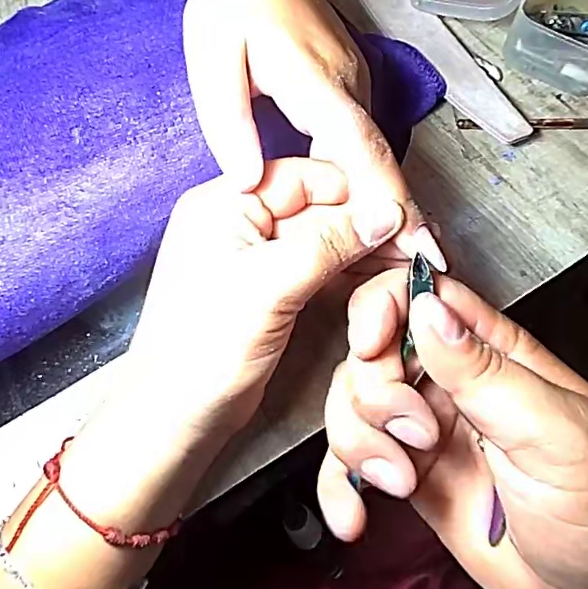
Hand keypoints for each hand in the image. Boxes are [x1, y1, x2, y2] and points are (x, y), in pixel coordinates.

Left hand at [103, 158, 407, 458]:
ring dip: (360, 254)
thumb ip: (328, 243)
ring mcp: (252, 253)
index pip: (304, 176)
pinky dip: (346, 274)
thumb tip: (382, 214)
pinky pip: (316, 265)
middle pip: (317, 205)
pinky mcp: (267, 285)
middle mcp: (236, 219)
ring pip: (322, 237)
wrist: (177, 412)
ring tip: (398, 272)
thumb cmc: (198, 352)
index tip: (399, 220)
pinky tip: (373, 287)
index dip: (356, 196)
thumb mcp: (268, 286)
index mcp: (222, 203)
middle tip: (410, 251)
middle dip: (364, 227)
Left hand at [182, 0, 440, 266]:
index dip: (389, 202)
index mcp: (314, 82)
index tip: (419, 250)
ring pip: (371, 151)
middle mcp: (348, 84)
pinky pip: (360, 136)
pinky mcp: (347, 80)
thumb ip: (231, 125)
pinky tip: (356, 205)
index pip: (362, 151)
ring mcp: (354, 80)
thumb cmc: (229, 4)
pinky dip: (365, 175)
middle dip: (395, 220)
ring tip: (387, 257)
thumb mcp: (212, 63)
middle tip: (404, 279)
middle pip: (377, 161)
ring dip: (380, 201)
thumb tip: (250, 182)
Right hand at [316, 269, 587, 588]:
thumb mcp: (557, 436)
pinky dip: (339, 485)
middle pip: (368, 348)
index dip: (381, 307)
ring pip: (348, 400)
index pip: (416, 293)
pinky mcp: (397, 465)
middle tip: (416, 435)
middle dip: (374, 393)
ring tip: (402, 479)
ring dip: (359, 441)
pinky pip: (346, 461)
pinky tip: (353, 511)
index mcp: (486, 349)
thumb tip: (429, 309)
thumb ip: (487, 371)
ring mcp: (415, 421)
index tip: (371, 345)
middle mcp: (443, 377)